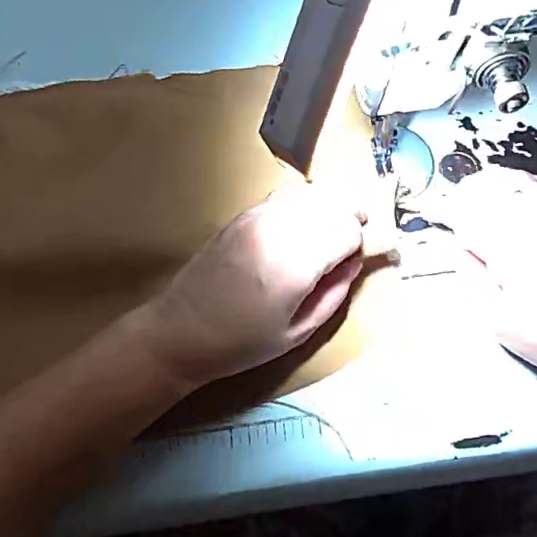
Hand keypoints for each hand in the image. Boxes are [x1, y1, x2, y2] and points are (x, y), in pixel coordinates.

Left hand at [130, 184, 366, 388]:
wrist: (180, 331)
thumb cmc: (241, 343)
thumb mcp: (298, 332)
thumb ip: (334, 294)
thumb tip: (353, 263)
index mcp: (296, 263)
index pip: (347, 229)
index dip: (357, 245)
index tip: (349, 263)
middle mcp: (278, 230)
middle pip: (331, 202)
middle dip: (347, 219)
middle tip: (345, 245)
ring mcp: (256, 218)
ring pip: (308, 193)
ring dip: (324, 209)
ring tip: (322, 235)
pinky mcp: (240, 217)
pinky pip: (282, 197)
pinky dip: (299, 207)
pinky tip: (294, 232)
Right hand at [433, 166, 536, 404]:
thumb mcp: (503, 324)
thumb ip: (476, 281)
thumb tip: (461, 254)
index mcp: (515, 255)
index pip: (472, 217)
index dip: (451, 215)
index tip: (441, 220)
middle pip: (498, 189)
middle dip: (471, 189)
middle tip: (454, 200)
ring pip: (525, 184)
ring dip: (497, 180)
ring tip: (478, 185)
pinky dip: (529, 182)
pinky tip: (521, 188)